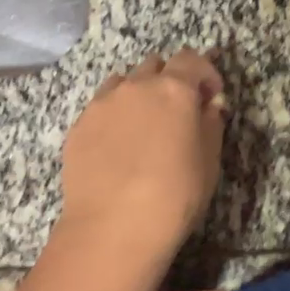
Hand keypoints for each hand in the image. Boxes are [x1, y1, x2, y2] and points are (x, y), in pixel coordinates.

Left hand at [59, 49, 225, 255]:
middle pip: (155, 65)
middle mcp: (136, 86)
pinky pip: (100, 107)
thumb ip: (210, 125)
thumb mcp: (209, 163)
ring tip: (143, 127)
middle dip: (169, 80)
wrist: (112, 230)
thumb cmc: (174, 196)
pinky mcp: (78, 126)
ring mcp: (102, 104)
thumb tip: (209, 106)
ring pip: (124, 83)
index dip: (205, 73)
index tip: (211, 97)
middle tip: (177, 112)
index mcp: (174, 90)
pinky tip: (116, 147)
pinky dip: (113, 116)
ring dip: (138, 94)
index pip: (191, 59)